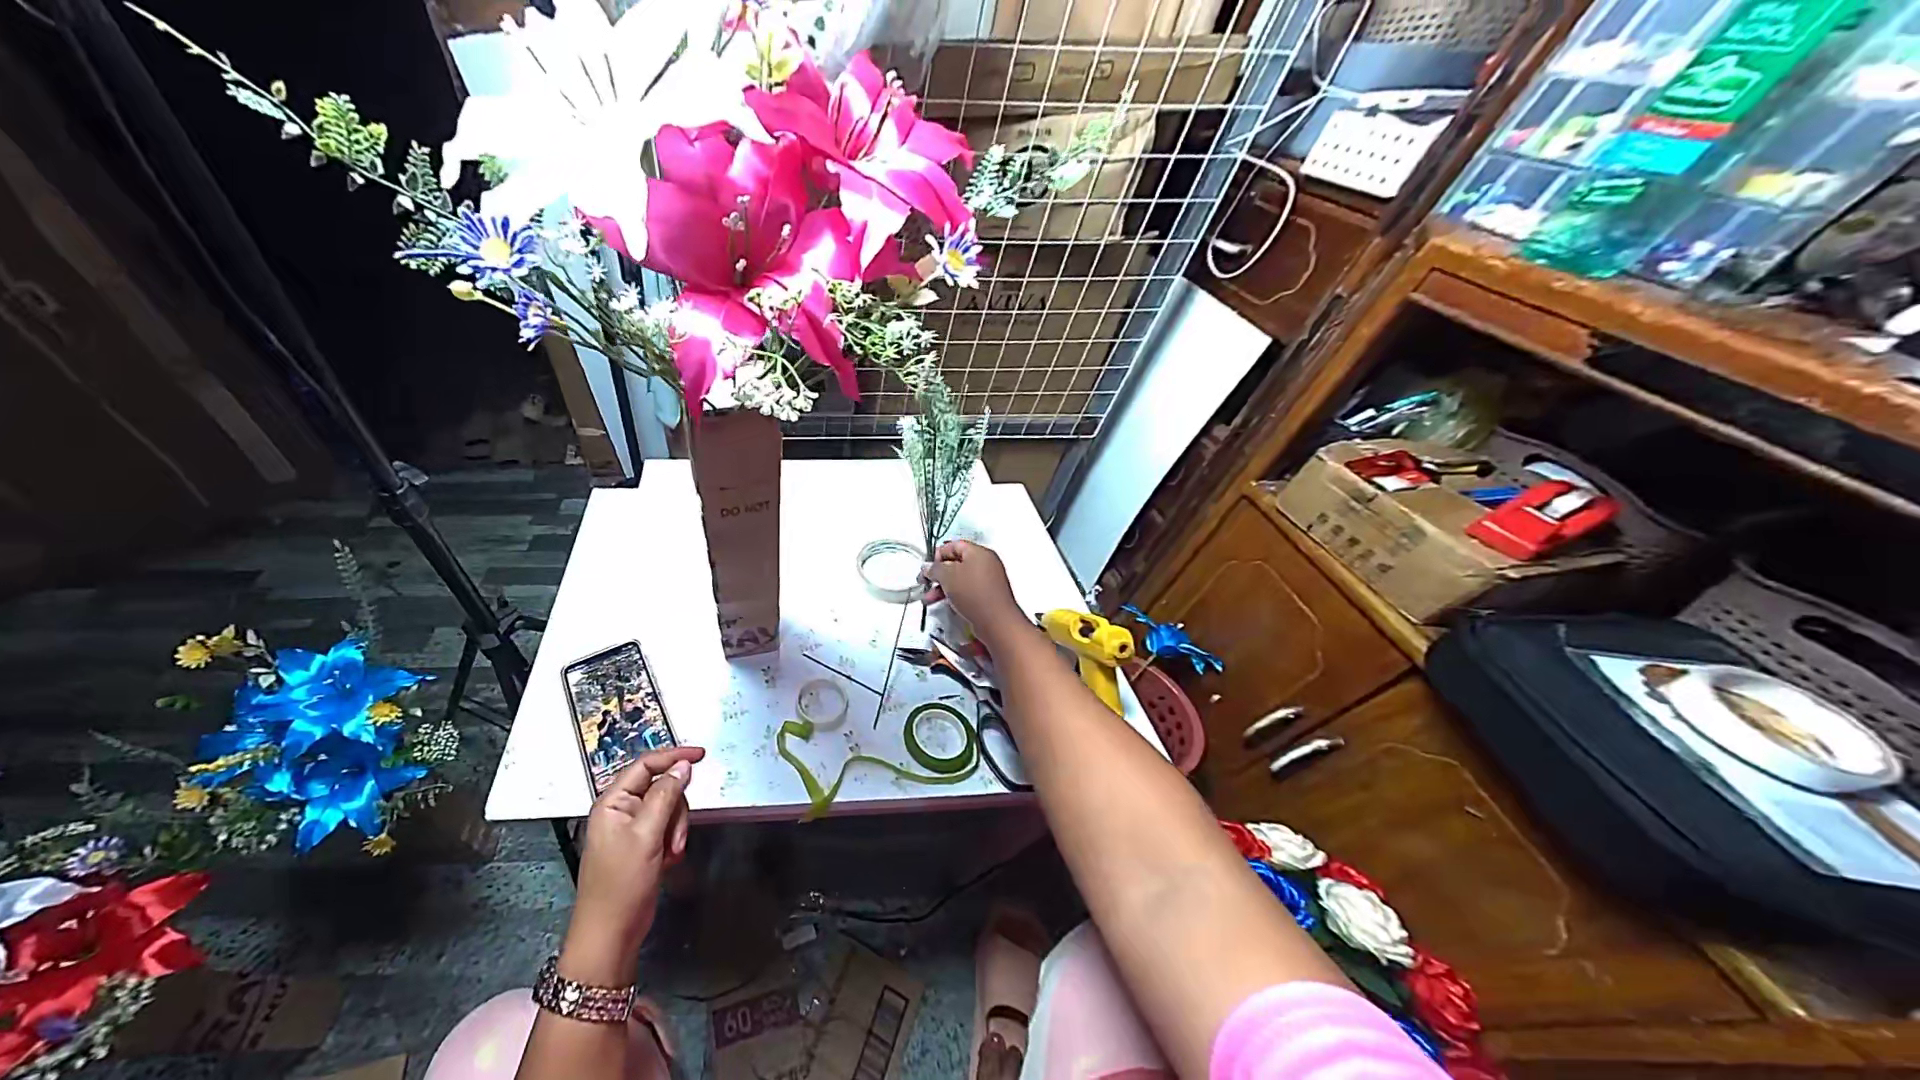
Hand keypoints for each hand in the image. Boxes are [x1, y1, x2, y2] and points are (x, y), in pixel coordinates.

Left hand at [558, 745, 704, 985]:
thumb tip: (683, 766)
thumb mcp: (646, 835)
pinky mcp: (643, 844)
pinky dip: (673, 839)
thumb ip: (666, 795)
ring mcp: (632, 828)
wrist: (611, 933)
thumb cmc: (622, 884)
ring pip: (669, 807)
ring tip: (671, 853)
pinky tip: (668, 859)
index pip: (646, 765)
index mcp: (613, 802)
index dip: (674, 756)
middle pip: (662, 787)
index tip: (702, 755)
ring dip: (677, 828)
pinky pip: (668, 827)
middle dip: (677, 808)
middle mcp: (621, 810)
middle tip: (675, 837)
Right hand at [922, 540, 1025, 646]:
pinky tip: (945, 604)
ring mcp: (988, 581)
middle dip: (938, 574)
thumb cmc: (974, 594)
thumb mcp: (947, 576)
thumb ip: (934, 568)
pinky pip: (968, 591)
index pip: (954, 545)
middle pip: (957, 563)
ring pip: (961, 579)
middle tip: (926, 582)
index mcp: (979, 552)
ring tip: (930, 598)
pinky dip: (954, 595)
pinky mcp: (988, 596)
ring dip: (943, 587)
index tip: (928, 566)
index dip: (938, 554)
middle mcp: (986, 563)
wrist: (995, 621)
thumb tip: (928, 567)